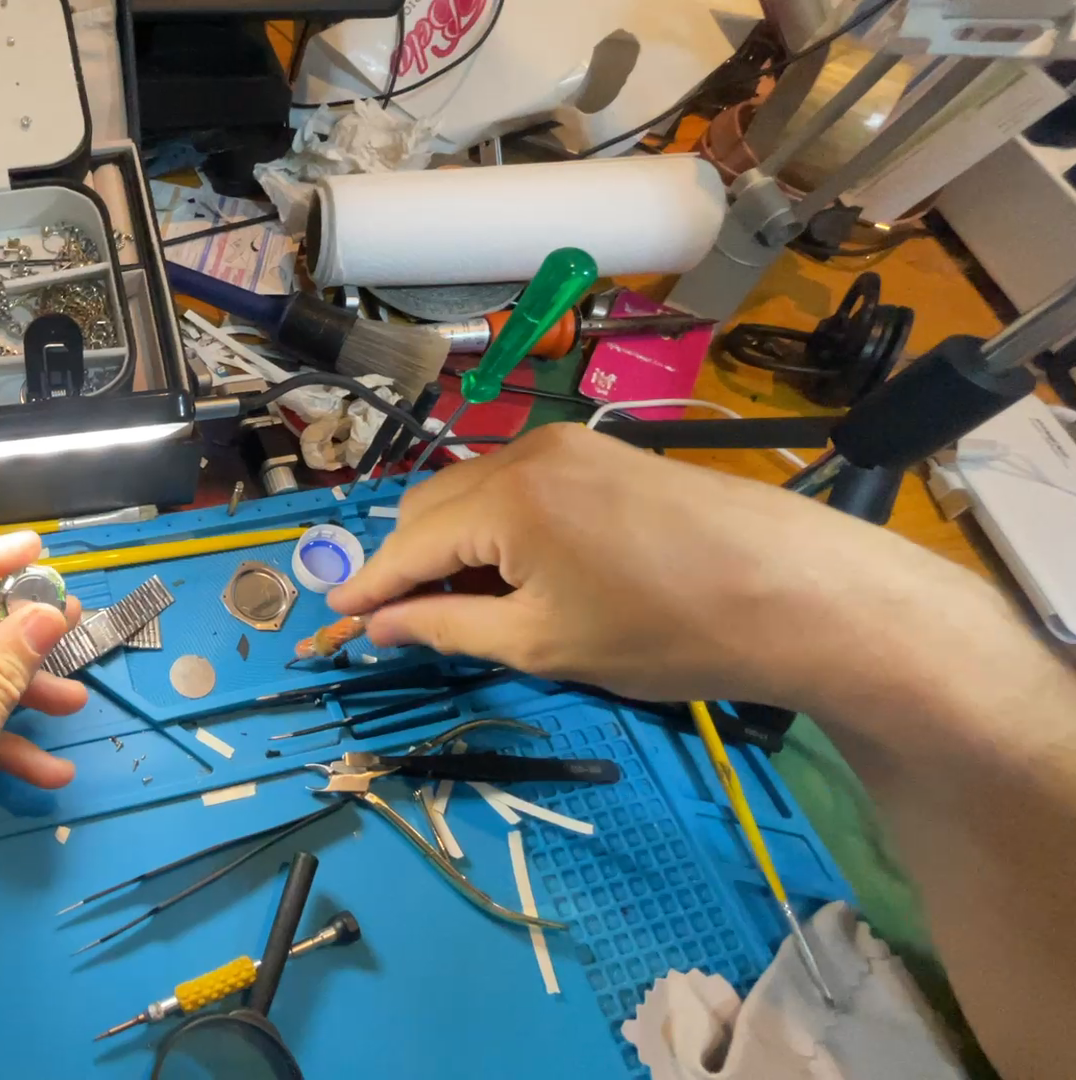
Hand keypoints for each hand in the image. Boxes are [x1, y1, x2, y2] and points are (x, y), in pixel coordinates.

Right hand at [329, 424, 1020, 712]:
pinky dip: (490, 523)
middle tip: (406, 616)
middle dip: (405, 562)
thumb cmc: (667, 632)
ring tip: (467, 595)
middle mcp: (521, 455)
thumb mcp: (540, 645)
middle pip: (426, 508)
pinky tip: (516, 562)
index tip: (335, 614)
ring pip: (465, 492)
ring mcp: (562, 444)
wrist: (816, 596)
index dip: (367, 586)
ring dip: (447, 541)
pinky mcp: (595, 450)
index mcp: (502, 500)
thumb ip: (443, 628)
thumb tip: (378, 627)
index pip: (407, 547)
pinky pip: (509, 484)